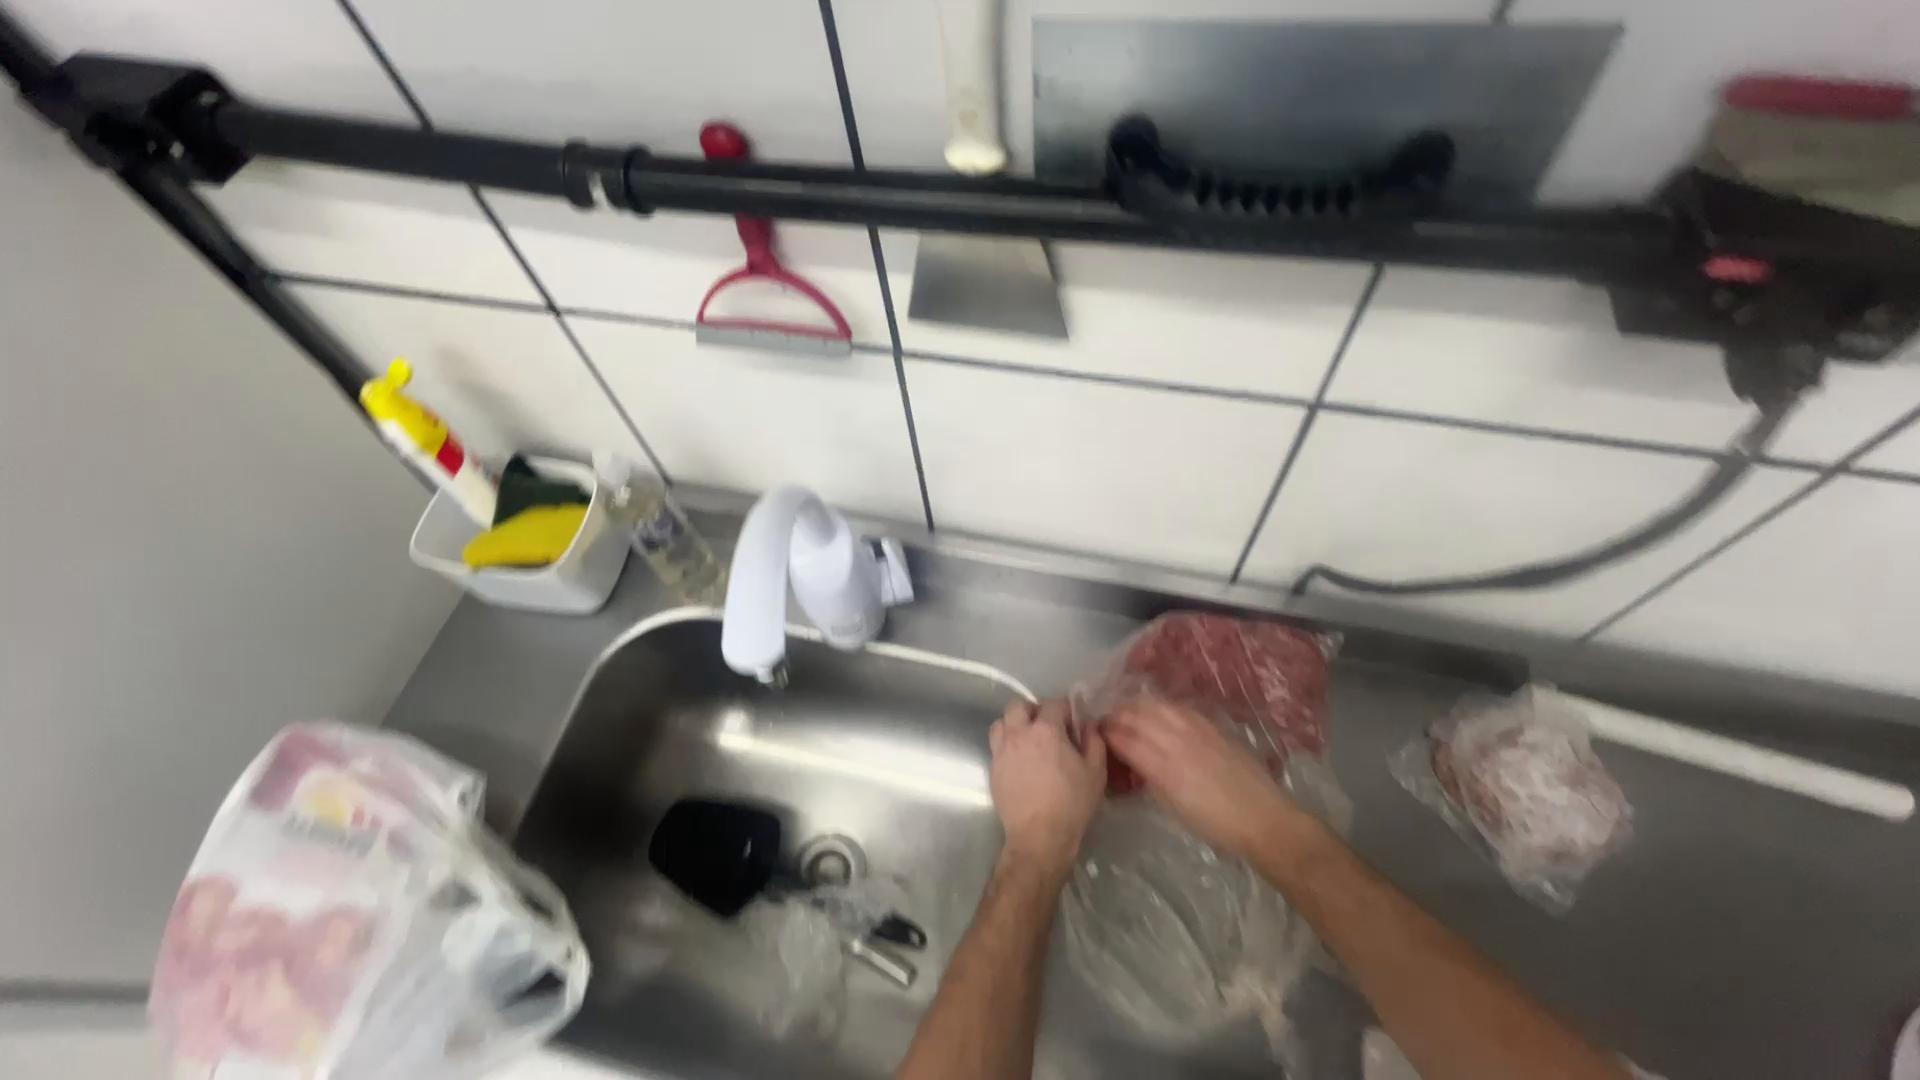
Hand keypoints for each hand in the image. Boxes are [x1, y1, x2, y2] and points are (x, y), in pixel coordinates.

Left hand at [988, 698, 1106, 874]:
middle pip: (1018, 706)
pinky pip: (996, 747)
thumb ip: (1093, 742)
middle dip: (1032, 710)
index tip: (1072, 723)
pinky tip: (1020, 762)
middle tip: (1046, 727)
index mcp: (1045, 730)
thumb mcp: (1095, 771)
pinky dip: (1007, 746)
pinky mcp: (992, 769)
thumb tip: (1087, 725)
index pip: (1052, 704)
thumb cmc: (1072, 803)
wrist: (1040, 836)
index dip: (1064, 709)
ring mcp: (1001, 751)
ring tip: (1028, 741)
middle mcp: (1018, 734)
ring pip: (1001, 723)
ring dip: (1014, 726)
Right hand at [1102, 701, 1299, 858]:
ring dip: (1136, 708)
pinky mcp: (1212, 726)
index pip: (1124, 740)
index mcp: (1164, 768)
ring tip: (1127, 714)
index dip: (1106, 735)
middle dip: (1116, 717)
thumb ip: (1149, 778)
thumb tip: (1133, 762)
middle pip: (1136, 716)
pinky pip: (1178, 708)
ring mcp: (1196, 730)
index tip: (1097, 736)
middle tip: (1107, 723)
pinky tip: (1157, 713)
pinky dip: (1161, 707)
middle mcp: (1177, 742)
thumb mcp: (1171, 806)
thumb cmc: (1214, 824)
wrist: (1261, 818)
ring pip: (1156, 706)